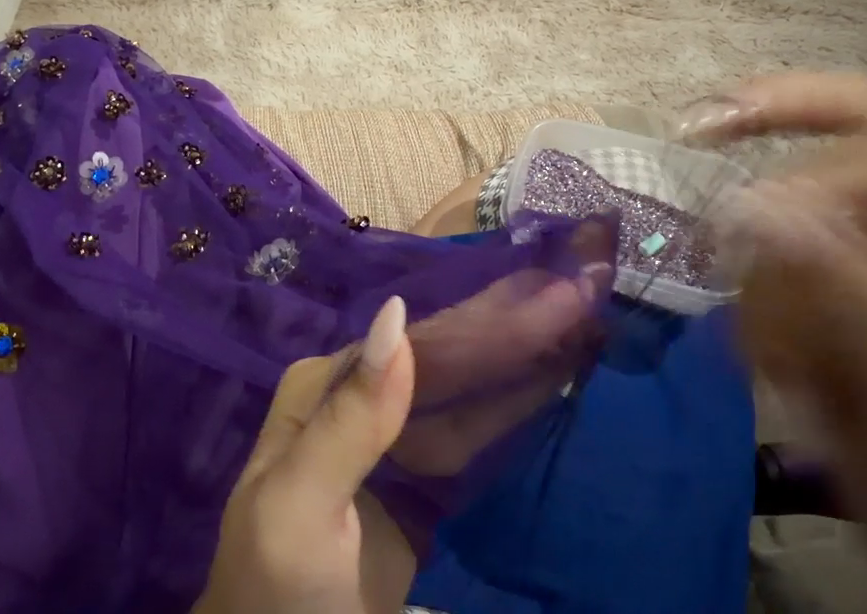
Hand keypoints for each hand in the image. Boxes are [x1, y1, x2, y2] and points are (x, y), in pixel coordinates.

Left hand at [196, 226, 609, 613]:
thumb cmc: (279, 583)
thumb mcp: (300, 502)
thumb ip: (348, 417)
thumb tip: (396, 312)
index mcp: (324, 388)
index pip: (418, 343)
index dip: (487, 317)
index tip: (554, 286)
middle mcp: (360, 400)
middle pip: (447, 357)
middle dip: (514, 323)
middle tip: (587, 283)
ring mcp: (393, 442)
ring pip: (467, 389)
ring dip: (522, 356)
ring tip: (584, 317)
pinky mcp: (421, 487)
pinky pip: (474, 435)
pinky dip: (514, 405)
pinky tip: (553, 378)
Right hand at [693, 73, 866, 613]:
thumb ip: (865, 309)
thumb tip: (752, 205)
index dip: (816, 166)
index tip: (742, 220)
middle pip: (832, 170)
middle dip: (769, 208)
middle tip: (700, 199)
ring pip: (785, 234)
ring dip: (762, 291)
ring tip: (780, 371)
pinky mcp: (835, 324)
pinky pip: (767, 288)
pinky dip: (754, 324)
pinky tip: (780, 379)